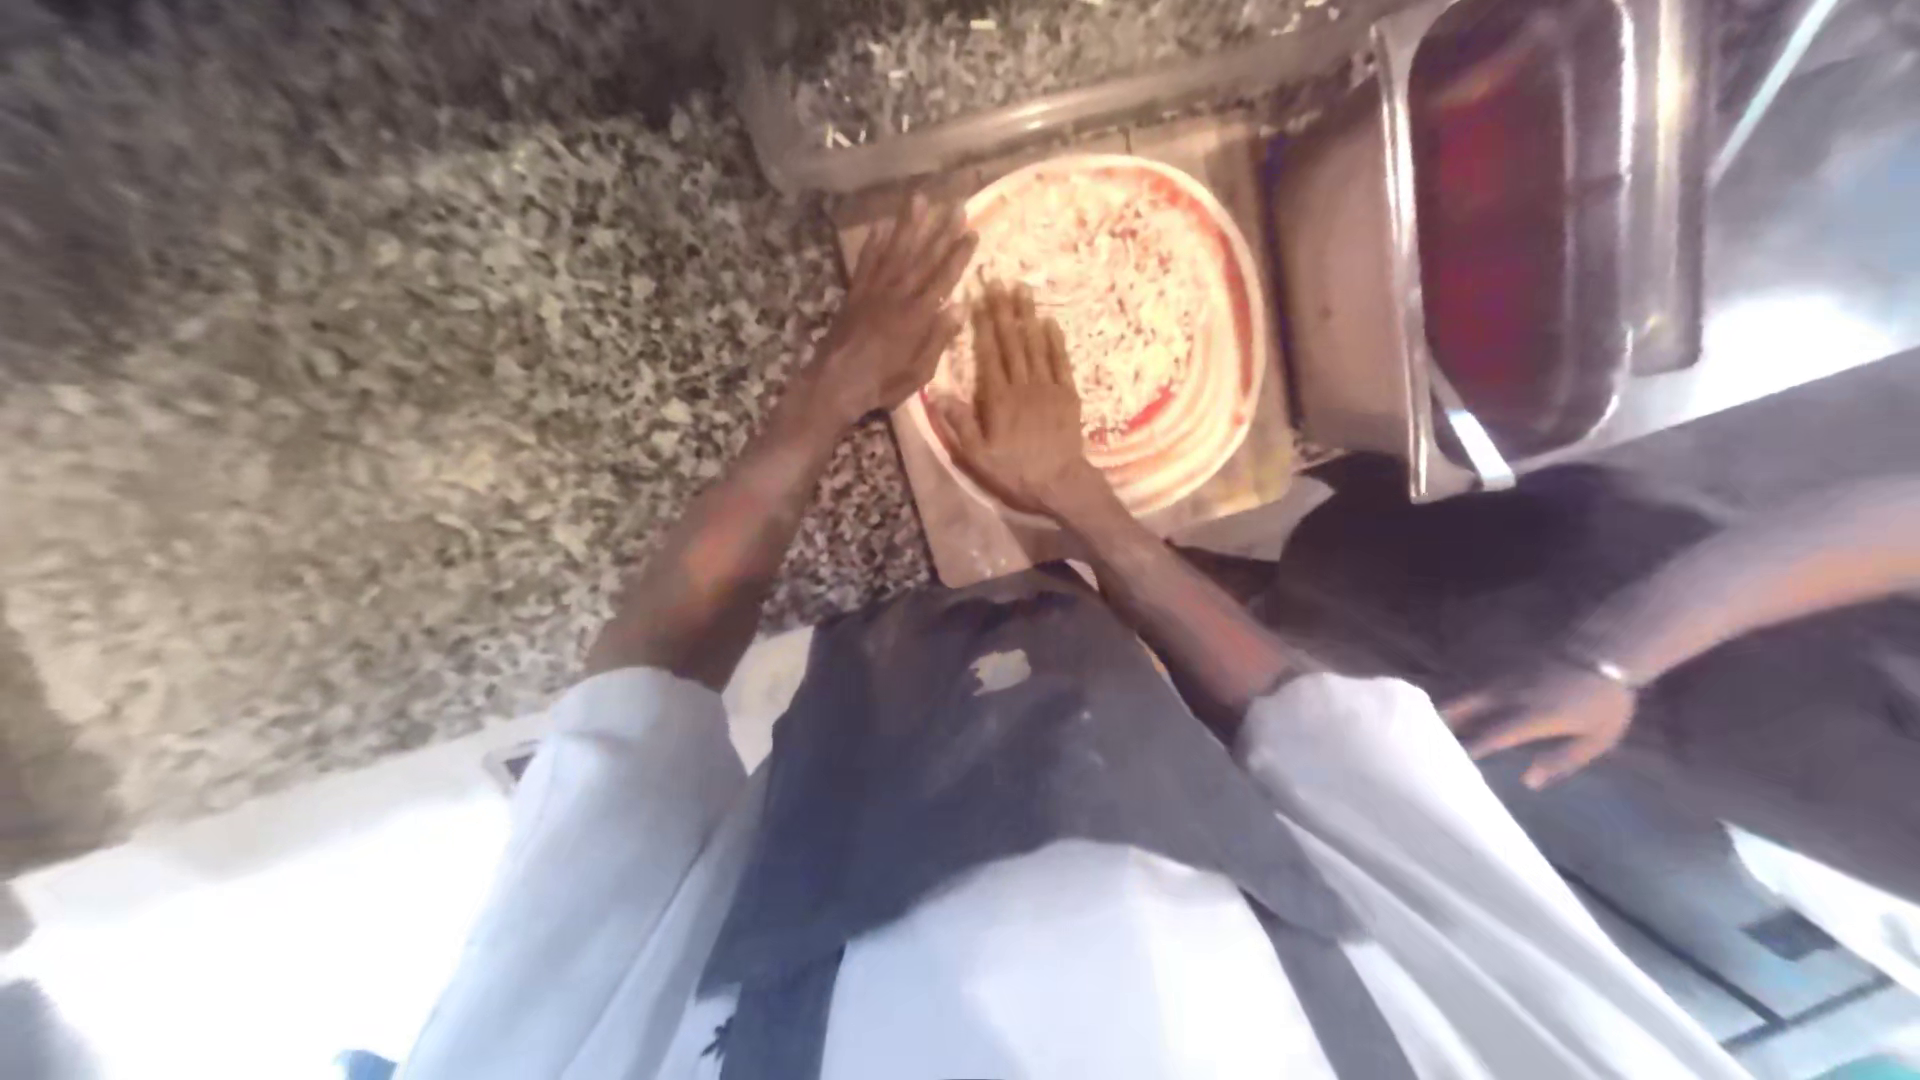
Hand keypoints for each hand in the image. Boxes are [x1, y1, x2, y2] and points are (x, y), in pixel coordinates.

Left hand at [797, 193, 976, 430]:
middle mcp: (898, 294)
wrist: (836, 380)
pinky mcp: (855, 293)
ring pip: (895, 250)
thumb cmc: (883, 383)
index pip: (945, 277)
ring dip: (909, 224)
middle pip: (924, 256)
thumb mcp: (920, 370)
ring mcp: (874, 290)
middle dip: (942, 230)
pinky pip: (866, 261)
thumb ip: (939, 338)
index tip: (972, 231)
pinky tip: (880, 224)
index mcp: (919, 315)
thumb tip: (959, 307)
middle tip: (956, 204)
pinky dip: (873, 242)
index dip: (959, 254)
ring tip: (920, 198)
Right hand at [932, 281, 1106, 518]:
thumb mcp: (977, 456)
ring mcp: (1048, 387)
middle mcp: (1022, 385)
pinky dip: (1054, 340)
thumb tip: (936, 392)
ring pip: (1035, 345)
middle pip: (1012, 342)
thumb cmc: (1014, 472)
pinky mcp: (1068, 394)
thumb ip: (958, 423)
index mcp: (998, 399)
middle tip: (998, 281)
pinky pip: (1060, 361)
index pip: (989, 354)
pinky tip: (1048, 321)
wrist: (1060, 483)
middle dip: (1003, 310)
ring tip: (1022, 289)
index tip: (978, 299)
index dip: (983, 325)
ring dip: (1027, 316)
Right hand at [1442, 658, 1638, 788]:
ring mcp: (1498, 682)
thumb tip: (1528, 783)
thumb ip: (1561, 760)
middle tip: (1425, 742)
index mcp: (1530, 717)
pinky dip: (1457, 703)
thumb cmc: (1603, 705)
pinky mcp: (1498, 674)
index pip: (1491, 736)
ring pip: (1460, 698)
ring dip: (1444, 714)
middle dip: (1440, 726)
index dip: (1469, 750)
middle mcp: (1506, 698)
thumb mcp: (1596, 739)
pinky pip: (1470, 691)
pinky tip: (1450, 714)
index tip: (1451, 764)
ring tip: (1428, 728)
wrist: (1601, 655)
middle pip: (1460, 709)